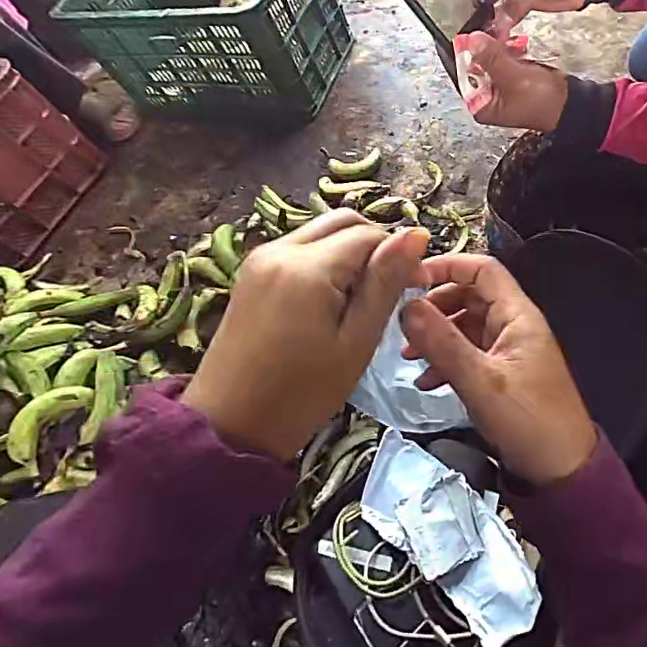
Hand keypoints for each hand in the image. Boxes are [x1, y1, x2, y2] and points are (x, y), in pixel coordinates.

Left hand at [185, 211, 428, 459]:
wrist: (229, 425)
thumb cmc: (301, 394)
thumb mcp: (355, 342)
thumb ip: (384, 283)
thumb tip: (416, 234)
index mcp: (307, 267)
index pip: (369, 234)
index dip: (400, 254)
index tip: (417, 287)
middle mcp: (280, 248)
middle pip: (344, 221)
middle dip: (375, 245)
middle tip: (391, 288)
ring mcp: (261, 257)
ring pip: (322, 232)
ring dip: (350, 252)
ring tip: (361, 299)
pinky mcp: (252, 271)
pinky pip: (301, 248)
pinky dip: (325, 261)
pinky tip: (331, 300)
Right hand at [399, 254, 596, 485]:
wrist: (563, 473)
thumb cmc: (531, 423)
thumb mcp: (480, 382)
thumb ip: (442, 343)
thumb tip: (408, 308)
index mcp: (517, 316)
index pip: (482, 269)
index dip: (446, 266)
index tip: (411, 279)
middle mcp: (513, 325)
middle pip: (468, 295)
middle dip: (434, 306)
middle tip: (404, 323)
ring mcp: (507, 349)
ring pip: (464, 325)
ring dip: (435, 335)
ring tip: (409, 355)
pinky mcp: (501, 373)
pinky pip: (467, 353)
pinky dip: (445, 360)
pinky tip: (426, 381)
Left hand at [454, 31, 568, 131]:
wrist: (572, 104)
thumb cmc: (542, 100)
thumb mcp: (514, 77)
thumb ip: (492, 58)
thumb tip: (472, 40)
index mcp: (481, 106)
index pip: (464, 75)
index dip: (468, 55)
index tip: (475, 36)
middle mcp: (487, 98)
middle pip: (477, 66)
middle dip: (488, 51)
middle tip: (498, 36)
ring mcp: (500, 88)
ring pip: (492, 61)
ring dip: (501, 50)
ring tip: (515, 45)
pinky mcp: (512, 79)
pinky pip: (504, 61)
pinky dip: (511, 53)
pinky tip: (521, 48)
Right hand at [460, 0, 598, 36]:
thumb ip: (518, 0)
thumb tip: (498, 23)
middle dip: (468, 3)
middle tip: (462, 22)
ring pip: (487, 3)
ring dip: (483, 17)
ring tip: (477, 32)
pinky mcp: (521, 1)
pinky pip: (502, 14)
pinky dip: (498, 25)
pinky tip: (494, 35)